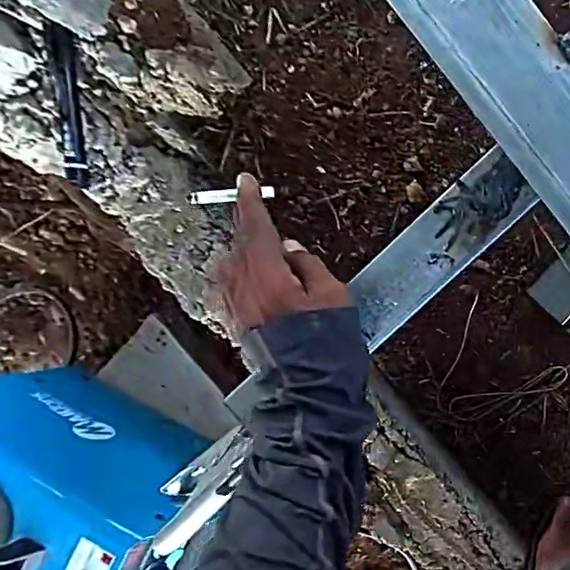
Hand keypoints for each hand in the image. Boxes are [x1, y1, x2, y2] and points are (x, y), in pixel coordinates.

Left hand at [215, 172, 351, 330]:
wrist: (310, 388)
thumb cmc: (327, 343)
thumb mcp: (334, 295)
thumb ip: (309, 265)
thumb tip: (290, 248)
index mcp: (267, 276)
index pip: (255, 229)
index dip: (249, 203)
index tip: (243, 181)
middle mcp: (243, 288)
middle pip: (240, 246)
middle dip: (253, 230)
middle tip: (264, 218)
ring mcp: (236, 307)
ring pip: (235, 265)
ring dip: (251, 254)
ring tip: (273, 256)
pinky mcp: (236, 322)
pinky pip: (235, 286)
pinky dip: (247, 275)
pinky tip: (264, 282)